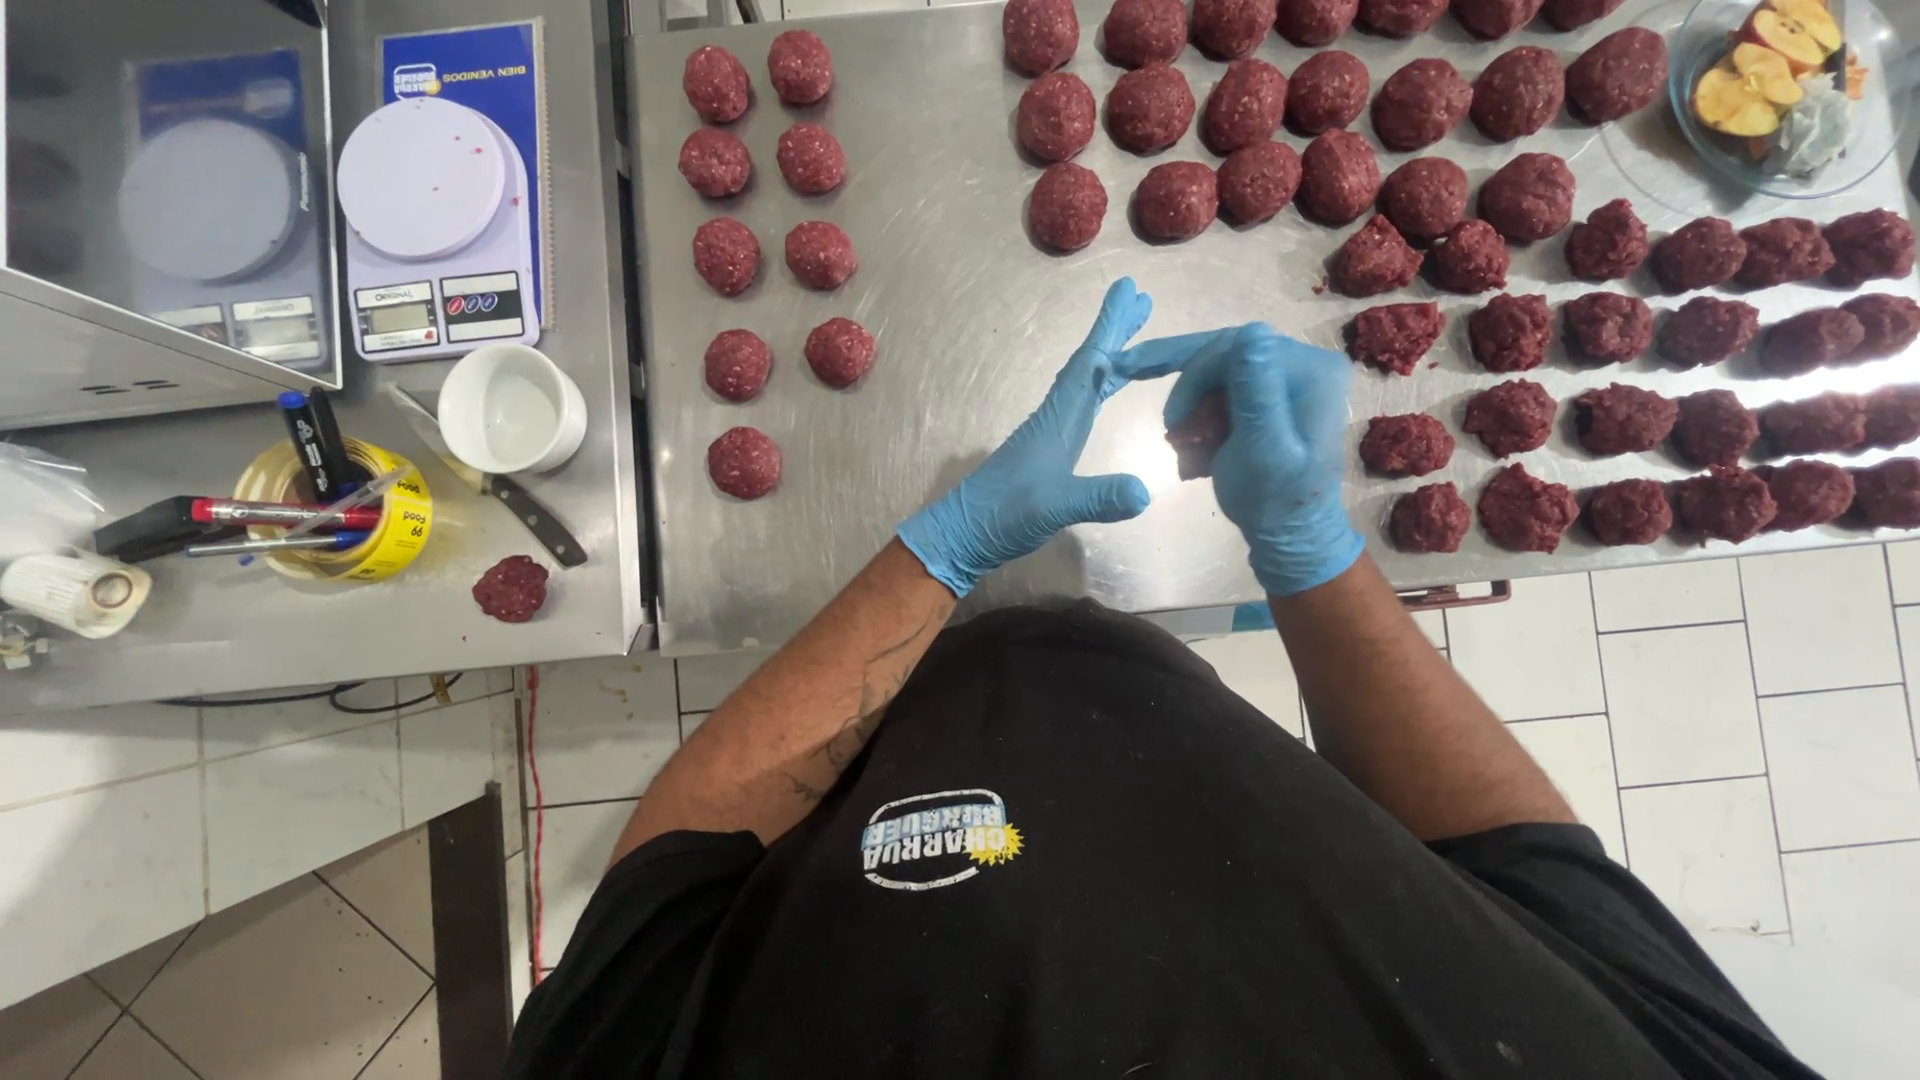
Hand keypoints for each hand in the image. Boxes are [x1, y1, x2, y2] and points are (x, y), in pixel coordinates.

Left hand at [899, 278, 1178, 597]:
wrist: (964, 535)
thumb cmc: (1003, 517)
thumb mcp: (1054, 508)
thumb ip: (1097, 498)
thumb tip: (1145, 492)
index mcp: (1057, 422)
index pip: (1088, 366)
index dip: (1109, 328)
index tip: (1129, 291)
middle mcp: (1054, 420)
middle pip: (1089, 367)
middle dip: (1115, 334)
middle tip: (1142, 303)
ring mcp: (1049, 437)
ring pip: (1085, 386)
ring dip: (1109, 360)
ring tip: (1135, 340)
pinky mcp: (1046, 455)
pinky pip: (1080, 409)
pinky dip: (1098, 391)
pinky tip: (1103, 394)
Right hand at [1161, 324, 1362, 597]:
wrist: (1289, 536)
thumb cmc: (1275, 501)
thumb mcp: (1263, 450)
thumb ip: (1256, 394)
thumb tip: (1248, 335)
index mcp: (1309, 371)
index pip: (1235, 346)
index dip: (1194, 375)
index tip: (1172, 420)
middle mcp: (1303, 365)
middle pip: (1223, 356)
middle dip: (1189, 395)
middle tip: (1172, 434)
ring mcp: (1287, 381)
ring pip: (1216, 376)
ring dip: (1190, 412)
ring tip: (1183, 450)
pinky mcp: (1271, 398)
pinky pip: (1220, 393)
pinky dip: (1199, 420)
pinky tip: (1193, 450)